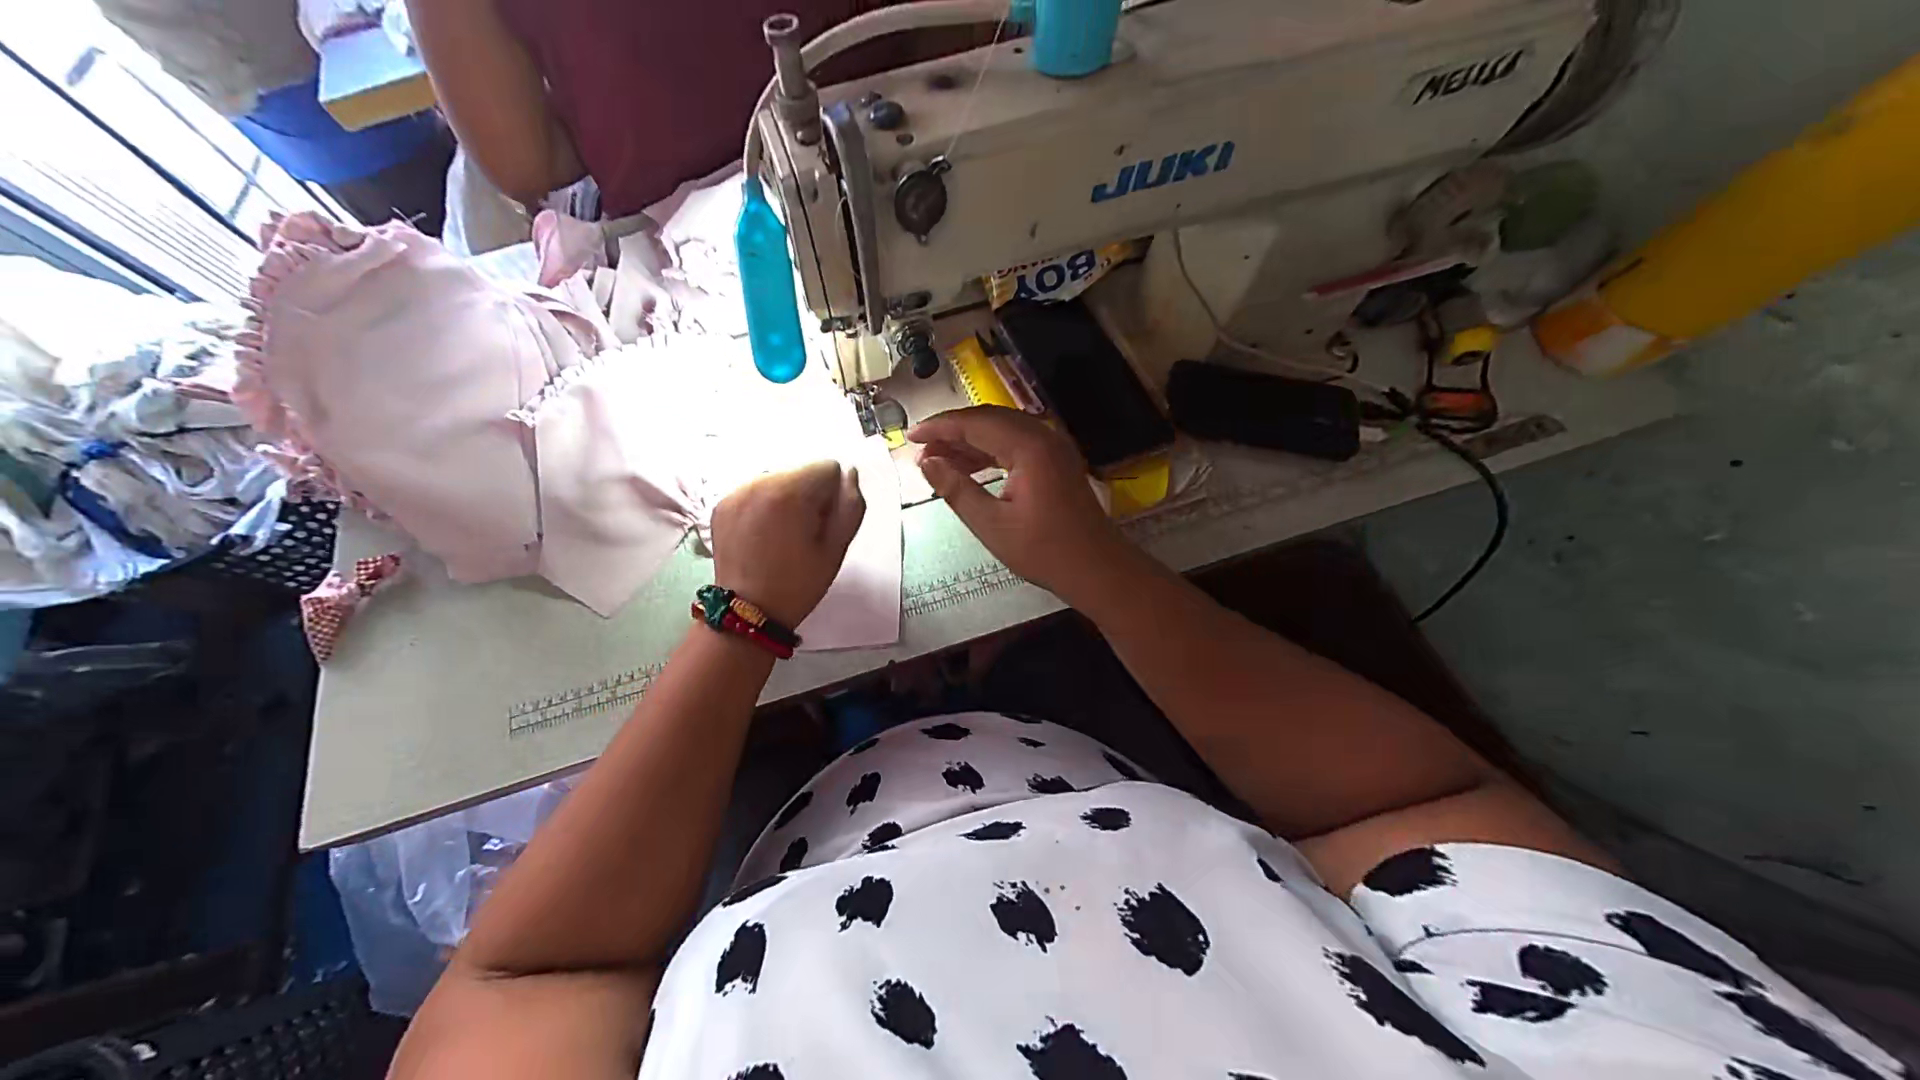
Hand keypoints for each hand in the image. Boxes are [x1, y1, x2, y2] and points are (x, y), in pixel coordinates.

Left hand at [710, 461, 864, 627]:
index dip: (833, 495)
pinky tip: (763, 535)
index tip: (823, 524)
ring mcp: (736, 492)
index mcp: (789, 492)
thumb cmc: (798, 584)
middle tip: (803, 534)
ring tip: (782, 535)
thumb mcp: (836, 549)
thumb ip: (851, 506)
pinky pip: (756, 491)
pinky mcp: (722, 503)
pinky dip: (765, 505)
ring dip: (787, 498)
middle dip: (808, 495)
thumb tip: (850, 475)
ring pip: (778, 479)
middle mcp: (759, 482)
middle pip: (801, 471)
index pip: (828, 467)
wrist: (748, 611)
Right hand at [909, 406, 1139, 605]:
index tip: (910, 436)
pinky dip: (989, 452)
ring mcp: (1053, 447)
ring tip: (937, 461)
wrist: (1097, 569)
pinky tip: (967, 468)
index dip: (939, 427)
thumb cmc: (1044, 551)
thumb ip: (955, 489)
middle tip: (920, 451)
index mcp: (1029, 447)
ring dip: (969, 442)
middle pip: (988, 420)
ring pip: (1002, 431)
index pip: (974, 423)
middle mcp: (1043, 437)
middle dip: (951, 432)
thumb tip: (926, 462)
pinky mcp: (1056, 461)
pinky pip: (1015, 444)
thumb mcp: (991, 524)